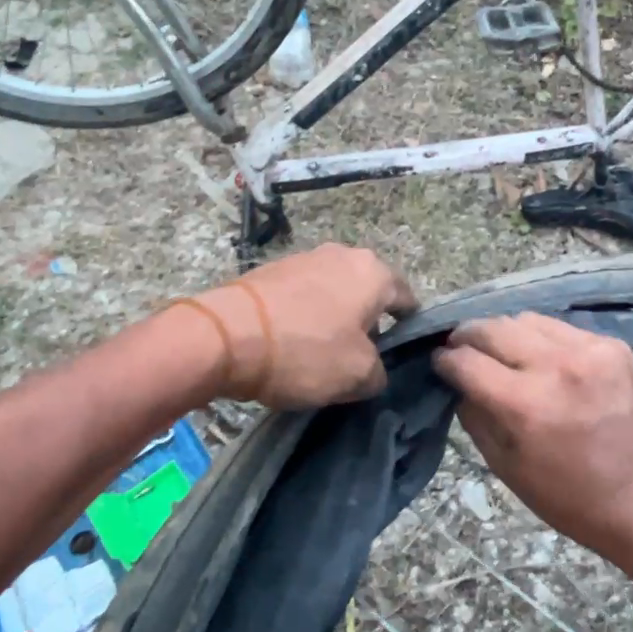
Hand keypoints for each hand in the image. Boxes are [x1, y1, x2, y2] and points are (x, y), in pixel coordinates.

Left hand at [191, 244, 417, 408]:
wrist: (224, 336)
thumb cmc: (304, 351)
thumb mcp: (357, 376)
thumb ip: (380, 372)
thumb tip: (374, 370)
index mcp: (374, 273)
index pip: (407, 300)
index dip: (408, 329)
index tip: (398, 356)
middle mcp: (343, 255)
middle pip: (368, 293)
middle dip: (368, 323)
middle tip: (358, 358)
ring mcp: (305, 257)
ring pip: (334, 292)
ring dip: (333, 318)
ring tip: (320, 352)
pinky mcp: (272, 269)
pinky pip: (302, 295)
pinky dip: (303, 315)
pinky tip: (291, 342)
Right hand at [432, 313, 632, 551]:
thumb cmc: (572, 498)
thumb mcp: (508, 469)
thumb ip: (476, 418)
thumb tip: (458, 383)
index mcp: (526, 405)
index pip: (467, 361)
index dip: (445, 360)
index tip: (440, 362)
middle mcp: (556, 366)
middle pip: (493, 327)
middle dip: (468, 335)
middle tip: (461, 348)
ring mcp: (589, 350)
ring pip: (526, 319)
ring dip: (505, 332)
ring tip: (502, 351)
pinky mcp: (613, 346)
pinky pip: (561, 328)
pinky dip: (542, 338)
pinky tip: (543, 358)